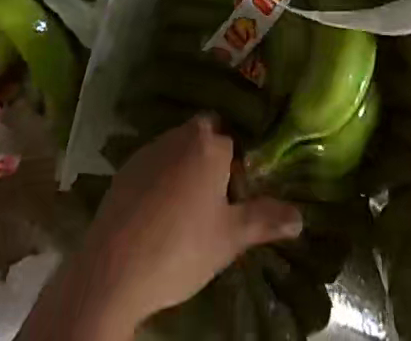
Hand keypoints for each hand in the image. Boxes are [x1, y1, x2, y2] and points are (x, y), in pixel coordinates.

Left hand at [30, 115, 303, 340]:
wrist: (110, 273)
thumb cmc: (181, 249)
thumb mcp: (230, 238)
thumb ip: (266, 220)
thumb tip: (300, 217)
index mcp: (210, 144)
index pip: (233, 142)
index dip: (237, 167)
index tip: (236, 195)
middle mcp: (179, 137)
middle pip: (204, 137)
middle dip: (211, 158)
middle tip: (215, 197)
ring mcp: (147, 152)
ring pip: (176, 150)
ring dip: (183, 167)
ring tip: (186, 209)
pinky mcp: (122, 172)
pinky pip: (152, 167)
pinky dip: (158, 181)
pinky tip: (157, 215)